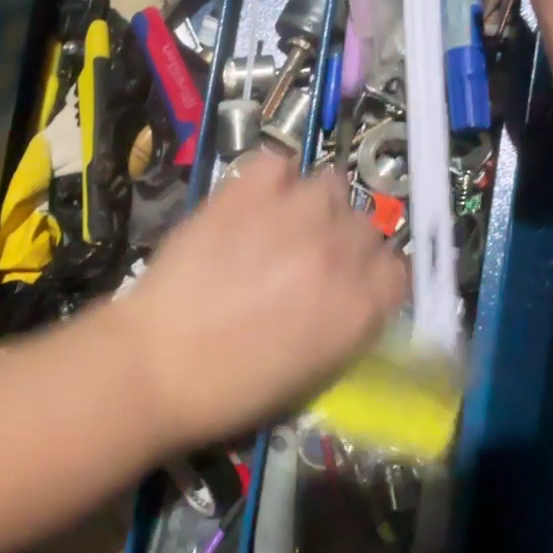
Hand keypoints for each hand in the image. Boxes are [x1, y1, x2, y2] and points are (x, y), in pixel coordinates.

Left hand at [111, 153, 407, 447]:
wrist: (155, 365)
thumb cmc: (230, 389)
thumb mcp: (310, 374)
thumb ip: (345, 327)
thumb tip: (353, 299)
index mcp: (358, 309)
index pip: (397, 272)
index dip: (375, 278)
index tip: (355, 284)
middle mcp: (336, 255)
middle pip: (368, 227)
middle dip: (347, 243)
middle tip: (314, 259)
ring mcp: (291, 217)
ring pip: (331, 186)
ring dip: (316, 205)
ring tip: (286, 224)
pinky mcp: (243, 194)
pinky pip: (277, 163)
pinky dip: (273, 178)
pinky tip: (256, 200)